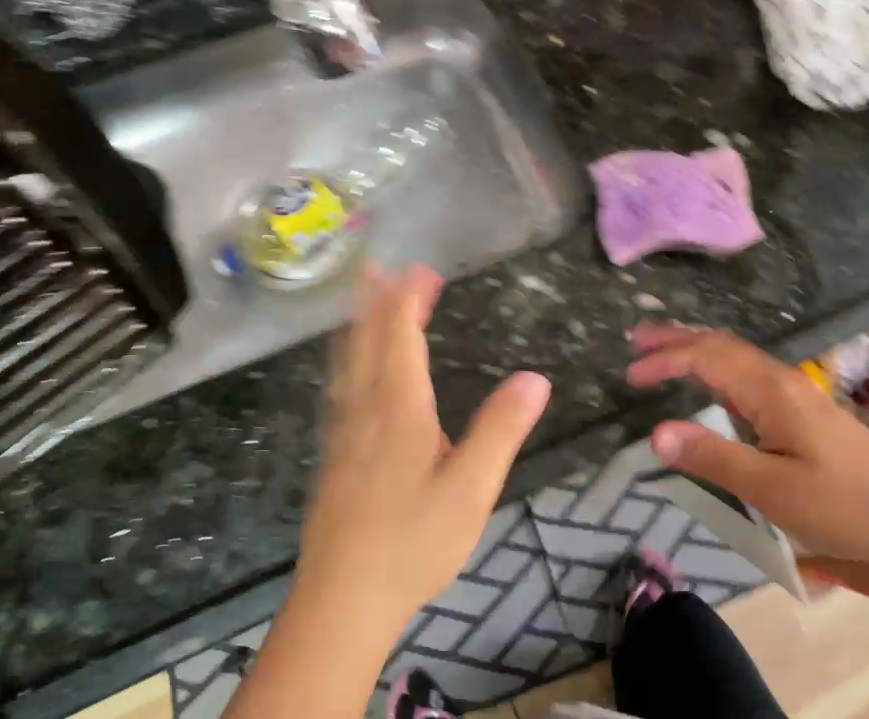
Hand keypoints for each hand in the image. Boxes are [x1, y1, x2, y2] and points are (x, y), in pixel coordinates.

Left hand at [296, 264, 551, 635]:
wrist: (341, 600)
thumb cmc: (412, 543)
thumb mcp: (471, 490)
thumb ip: (500, 430)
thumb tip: (535, 377)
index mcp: (398, 408)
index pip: (400, 338)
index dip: (407, 299)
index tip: (420, 269)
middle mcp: (364, 409)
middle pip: (365, 341)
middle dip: (376, 301)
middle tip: (382, 267)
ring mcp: (342, 433)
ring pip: (345, 363)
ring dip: (356, 325)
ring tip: (361, 302)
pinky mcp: (333, 457)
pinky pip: (338, 387)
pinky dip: (346, 359)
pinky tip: (349, 374)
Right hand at [627, 324, 868, 596]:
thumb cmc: (844, 509)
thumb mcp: (772, 491)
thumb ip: (713, 457)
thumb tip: (655, 432)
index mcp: (773, 391)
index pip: (708, 358)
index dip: (666, 360)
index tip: (630, 373)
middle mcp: (785, 384)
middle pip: (724, 348)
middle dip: (679, 340)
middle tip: (638, 339)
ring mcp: (801, 400)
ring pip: (740, 362)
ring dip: (700, 354)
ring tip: (667, 356)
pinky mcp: (810, 420)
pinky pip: (753, 381)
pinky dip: (721, 374)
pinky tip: (716, 391)